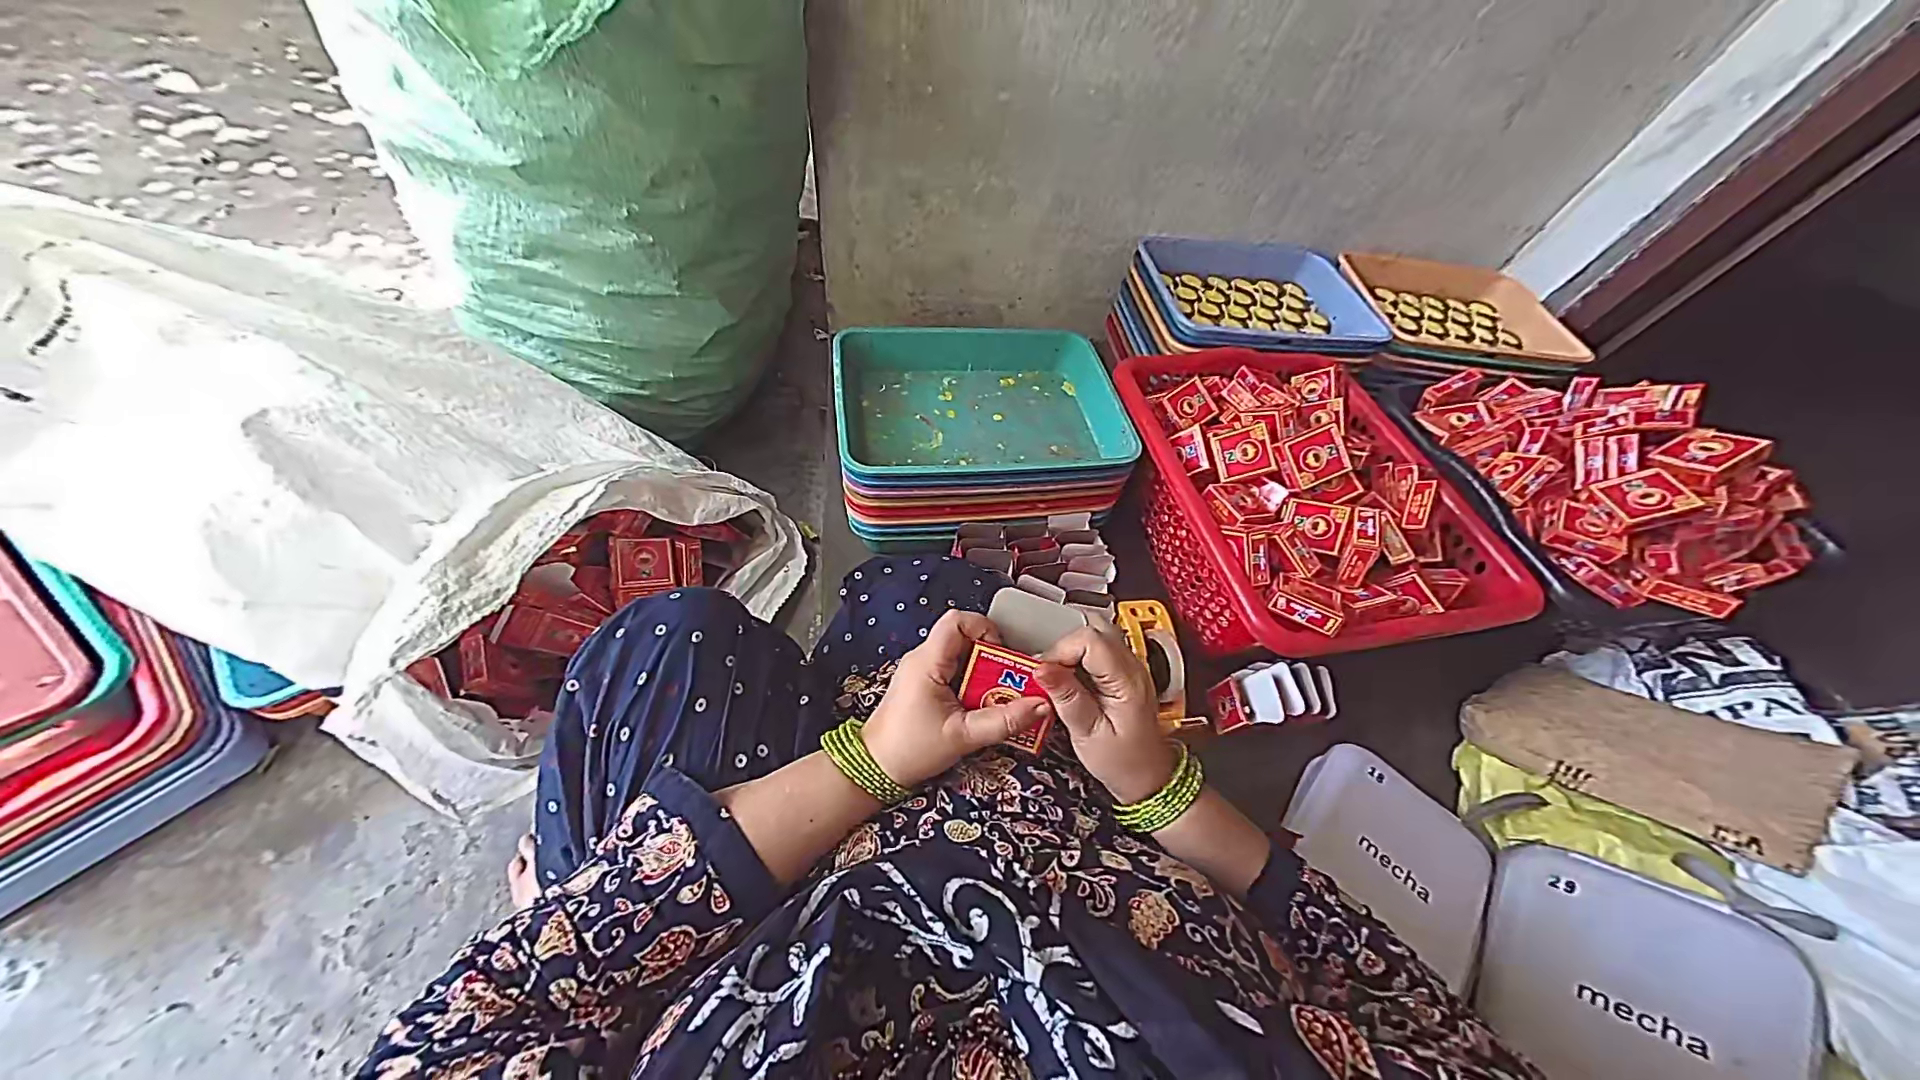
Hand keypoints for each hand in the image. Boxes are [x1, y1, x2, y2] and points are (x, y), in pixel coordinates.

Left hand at [859, 610, 1052, 788]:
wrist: (874, 768)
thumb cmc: (910, 750)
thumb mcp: (963, 736)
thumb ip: (1003, 721)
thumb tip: (1041, 706)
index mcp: (927, 661)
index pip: (957, 620)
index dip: (985, 628)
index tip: (1003, 655)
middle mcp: (922, 658)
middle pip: (964, 636)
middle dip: (992, 656)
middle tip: (1008, 681)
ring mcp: (922, 670)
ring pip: (962, 654)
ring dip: (984, 671)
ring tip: (997, 696)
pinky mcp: (924, 683)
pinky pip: (954, 670)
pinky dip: (973, 682)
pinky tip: (980, 705)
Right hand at [1033, 625, 1176, 803]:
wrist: (1150, 778)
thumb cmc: (1123, 763)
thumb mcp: (1087, 734)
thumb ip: (1066, 698)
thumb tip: (1041, 668)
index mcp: (1126, 680)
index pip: (1090, 639)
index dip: (1061, 650)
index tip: (1045, 673)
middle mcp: (1132, 666)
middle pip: (1093, 629)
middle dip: (1064, 647)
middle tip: (1050, 674)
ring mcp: (1130, 666)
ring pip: (1095, 635)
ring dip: (1070, 651)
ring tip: (1059, 679)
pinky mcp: (1123, 671)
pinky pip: (1097, 649)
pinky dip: (1078, 659)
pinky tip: (1070, 682)